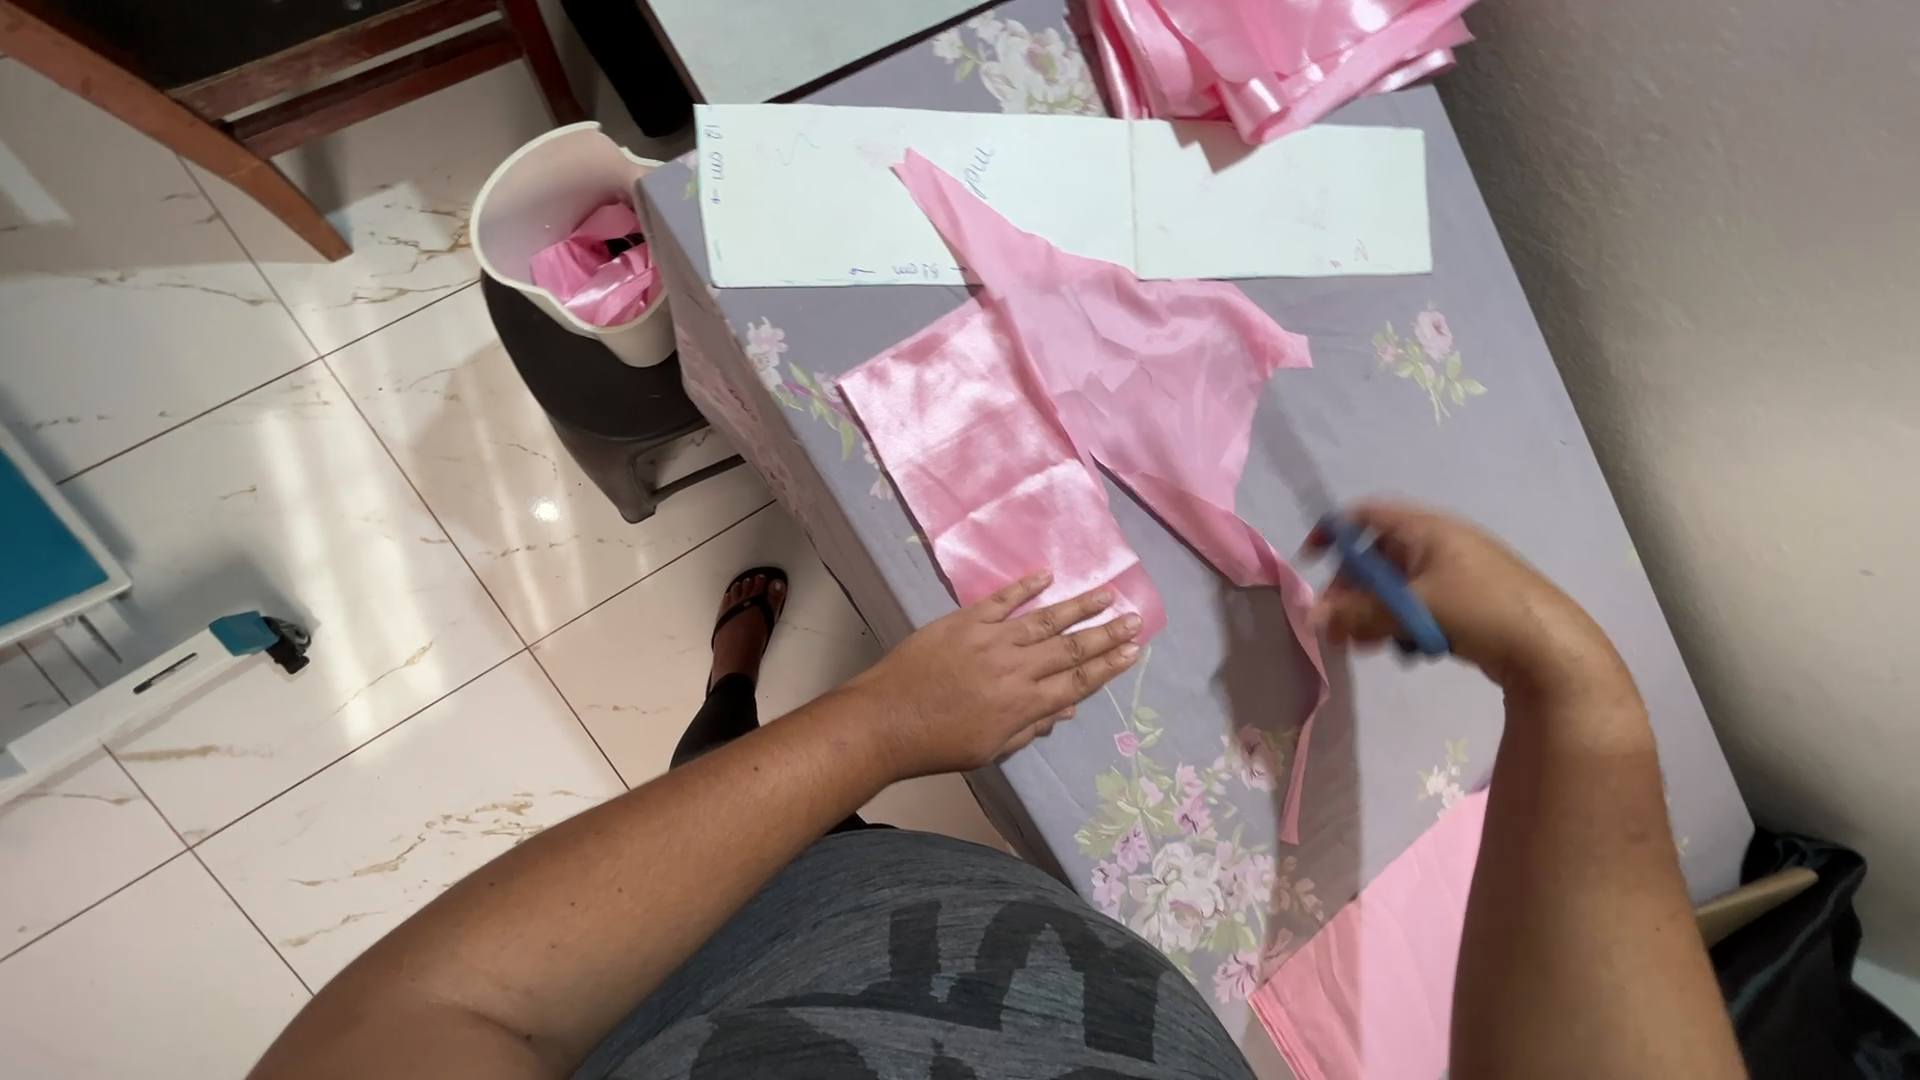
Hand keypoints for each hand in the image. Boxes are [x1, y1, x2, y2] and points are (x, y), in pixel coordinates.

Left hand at [844, 571, 1143, 779]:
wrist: (885, 720)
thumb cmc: (938, 745)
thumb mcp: (991, 750)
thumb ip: (1030, 727)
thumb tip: (1067, 710)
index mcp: (1024, 704)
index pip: (1077, 682)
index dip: (1108, 667)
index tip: (1132, 652)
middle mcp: (1016, 668)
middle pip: (1070, 647)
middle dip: (1106, 634)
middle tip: (1135, 619)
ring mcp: (990, 640)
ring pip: (1044, 619)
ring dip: (1078, 606)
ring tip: (1107, 593)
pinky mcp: (965, 621)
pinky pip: (1002, 600)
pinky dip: (1025, 587)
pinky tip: (1046, 575)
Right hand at [1305, 500, 1629, 697]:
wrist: (1554, 651)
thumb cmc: (1481, 611)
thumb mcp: (1412, 610)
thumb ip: (1356, 613)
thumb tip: (1311, 617)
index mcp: (1426, 530)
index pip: (1365, 515)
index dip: (1332, 532)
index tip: (1310, 561)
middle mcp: (1438, 544)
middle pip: (1374, 558)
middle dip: (1348, 590)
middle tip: (1334, 625)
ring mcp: (1453, 574)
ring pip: (1393, 588)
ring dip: (1369, 613)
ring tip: (1362, 645)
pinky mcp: (1464, 603)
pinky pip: (1415, 606)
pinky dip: (1398, 623)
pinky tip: (1401, 650)